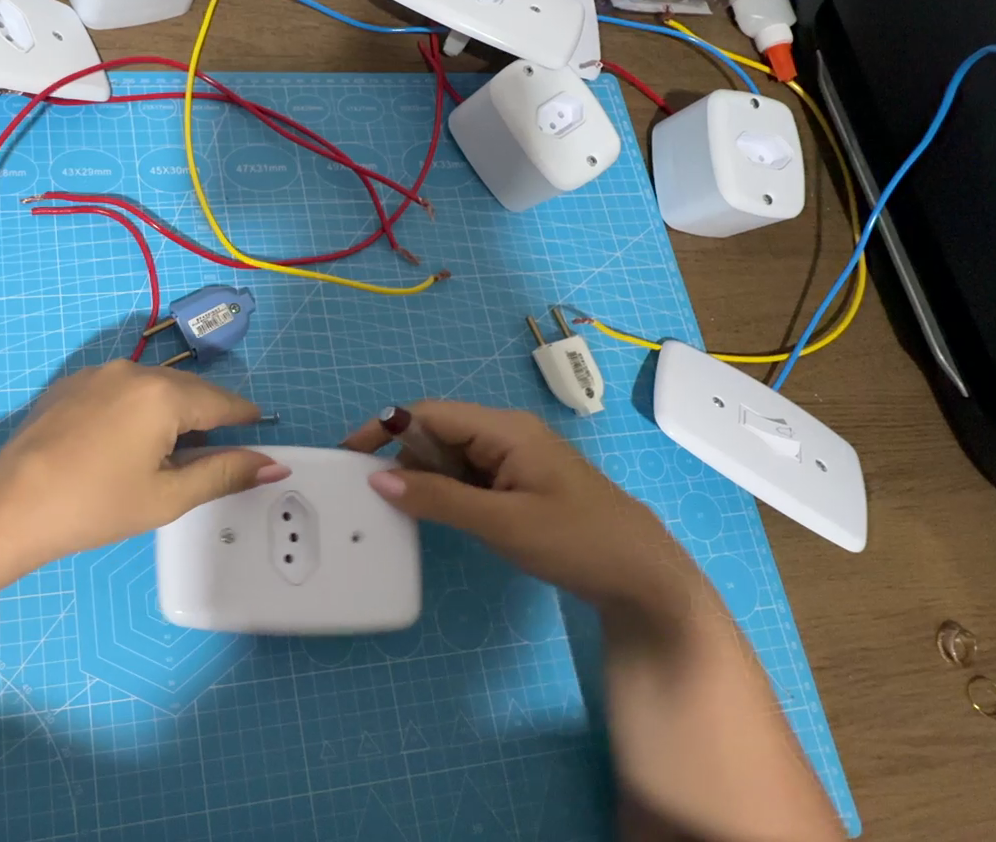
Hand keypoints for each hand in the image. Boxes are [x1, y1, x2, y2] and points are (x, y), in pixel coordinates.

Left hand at [0, 361, 287, 565]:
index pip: (222, 402)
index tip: (259, 429)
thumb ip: (225, 473)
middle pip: (187, 389)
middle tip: (217, 451)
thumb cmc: (96, 505)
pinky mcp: (69, 385)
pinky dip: (136, 408)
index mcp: (163, 394)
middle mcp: (131, 371)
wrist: (12, 504)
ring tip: (170, 451)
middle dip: (208, 415)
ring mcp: (95, 374)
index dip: (245, 418)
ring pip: (151, 387)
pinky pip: (119, 389)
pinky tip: (126, 441)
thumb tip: (274, 465)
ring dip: (171, 411)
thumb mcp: (169, 495)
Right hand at [342, 401, 700, 615]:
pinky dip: (444, 490)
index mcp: (505, 429)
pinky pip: (467, 475)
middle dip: (402, 457)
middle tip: (376, 493)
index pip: (428, 414)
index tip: (348, 453)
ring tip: (403, 508)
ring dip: (423, 477)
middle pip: (436, 432)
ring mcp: (514, 459)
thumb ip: (437, 498)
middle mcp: (506, 434)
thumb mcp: (502, 523)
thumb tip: (378, 479)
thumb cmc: (578, 542)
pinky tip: (435, 513)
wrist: (647, 581)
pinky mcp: (518, 482)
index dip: (383, 428)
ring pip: (449, 456)